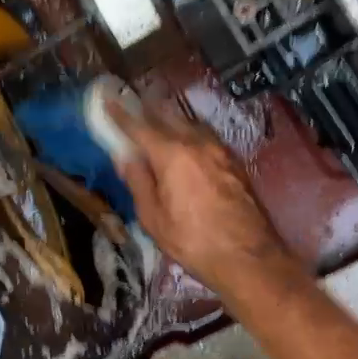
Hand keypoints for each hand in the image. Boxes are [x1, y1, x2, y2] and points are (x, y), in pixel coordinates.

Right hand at [109, 99, 302, 299]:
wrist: (249, 258)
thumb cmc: (192, 242)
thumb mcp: (153, 218)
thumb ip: (138, 182)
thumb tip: (125, 157)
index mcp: (171, 155)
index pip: (139, 127)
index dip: (121, 114)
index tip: (108, 100)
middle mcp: (197, 143)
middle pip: (168, 117)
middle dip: (149, 111)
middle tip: (134, 110)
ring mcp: (221, 151)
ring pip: (191, 124)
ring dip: (172, 120)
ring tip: (161, 123)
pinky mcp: (236, 162)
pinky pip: (207, 137)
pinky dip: (192, 133)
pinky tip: (190, 144)